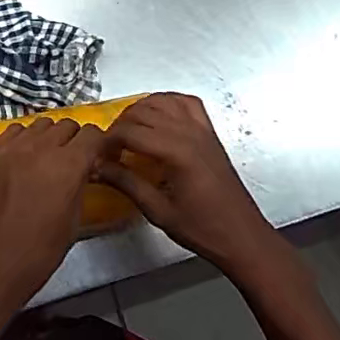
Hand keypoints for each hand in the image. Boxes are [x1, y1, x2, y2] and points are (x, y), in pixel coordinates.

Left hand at [0, 117, 113, 318]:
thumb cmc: (38, 252)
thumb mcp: (73, 220)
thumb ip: (80, 185)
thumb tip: (85, 168)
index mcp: (66, 166)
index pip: (91, 134)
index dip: (98, 144)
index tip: (98, 156)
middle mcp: (38, 149)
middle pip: (65, 125)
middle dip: (75, 140)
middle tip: (75, 160)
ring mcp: (10, 148)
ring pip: (39, 125)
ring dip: (49, 137)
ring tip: (48, 159)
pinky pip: (13, 132)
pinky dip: (24, 139)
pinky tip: (23, 159)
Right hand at [94, 93, 287, 280]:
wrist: (244, 238)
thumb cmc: (203, 229)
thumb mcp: (157, 210)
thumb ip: (125, 182)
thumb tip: (95, 166)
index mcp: (177, 153)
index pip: (129, 132)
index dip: (108, 141)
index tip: (99, 156)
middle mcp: (190, 134)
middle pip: (142, 112)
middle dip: (119, 126)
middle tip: (110, 147)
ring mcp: (202, 131)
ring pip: (162, 101)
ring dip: (140, 110)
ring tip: (129, 130)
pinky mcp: (210, 134)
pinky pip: (187, 103)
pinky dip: (167, 102)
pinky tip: (157, 116)